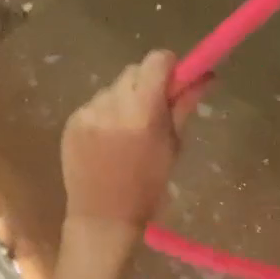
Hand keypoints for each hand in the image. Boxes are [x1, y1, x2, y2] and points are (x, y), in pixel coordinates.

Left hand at [59, 50, 201, 240]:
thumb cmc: (149, 184)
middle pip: (135, 70)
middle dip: (148, 82)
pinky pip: (96, 103)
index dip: (170, 67)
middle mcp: (113, 105)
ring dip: (127, 97)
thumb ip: (186, 104)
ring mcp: (88, 113)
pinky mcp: (71, 122)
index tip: (176, 84)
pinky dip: (107, 112)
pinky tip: (109, 138)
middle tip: (155, 109)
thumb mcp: (176, 144)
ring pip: (115, 86)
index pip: (156, 60)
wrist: (103, 218)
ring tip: (129, 128)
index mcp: (143, 111)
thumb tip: (208, 75)